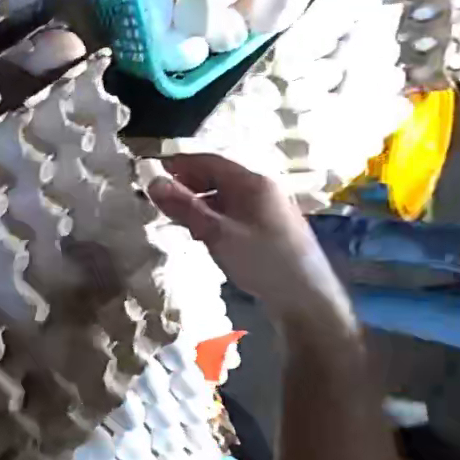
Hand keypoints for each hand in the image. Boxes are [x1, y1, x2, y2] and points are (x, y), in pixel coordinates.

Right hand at [147, 154, 344, 320]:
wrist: (306, 298)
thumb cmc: (261, 260)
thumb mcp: (217, 233)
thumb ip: (184, 207)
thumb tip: (152, 183)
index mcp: (253, 182)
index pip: (211, 161)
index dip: (181, 163)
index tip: (155, 169)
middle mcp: (264, 189)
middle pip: (220, 177)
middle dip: (189, 182)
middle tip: (161, 194)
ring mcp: (270, 209)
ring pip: (228, 196)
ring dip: (201, 200)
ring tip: (178, 214)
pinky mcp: (271, 229)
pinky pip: (236, 212)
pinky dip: (215, 215)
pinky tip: (204, 232)